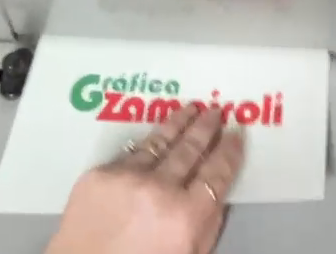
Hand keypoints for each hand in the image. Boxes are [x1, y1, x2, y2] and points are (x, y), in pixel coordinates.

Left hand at [45, 105, 246, 253]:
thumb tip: (216, 193)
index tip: (237, 134)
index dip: (230, 151)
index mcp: (185, 218)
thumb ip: (206, 227)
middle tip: (216, 110)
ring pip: (160, 141)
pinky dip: (146, 146)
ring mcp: (126, 178)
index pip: (217, 173)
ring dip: (179, 123)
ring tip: (191, 108)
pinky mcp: (98, 175)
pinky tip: (154, 139)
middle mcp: (159, 189)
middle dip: (206, 127)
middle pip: (190, 149)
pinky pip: (130, 155)